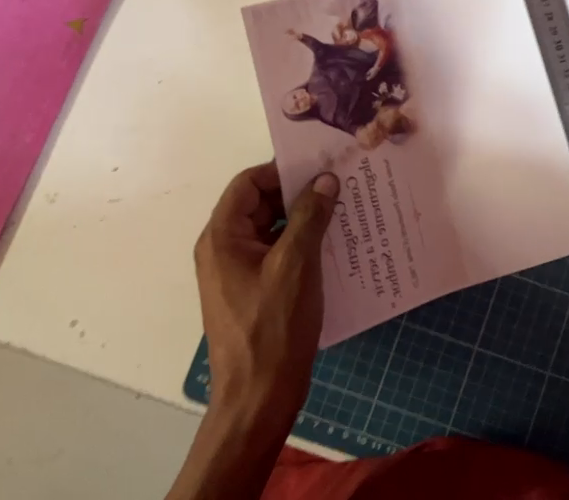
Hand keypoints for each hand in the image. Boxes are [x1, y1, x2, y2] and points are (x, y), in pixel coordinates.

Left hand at [194, 163, 338, 427]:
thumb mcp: (296, 264)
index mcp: (223, 237)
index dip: (282, 171)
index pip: (248, 183)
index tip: (320, 168)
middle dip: (299, 195)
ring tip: (346, 213)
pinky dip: (304, 247)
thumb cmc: (273, 327)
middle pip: (261, 205)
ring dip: (306, 221)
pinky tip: (337, 248)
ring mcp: (239, 274)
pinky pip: (279, 257)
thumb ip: (309, 216)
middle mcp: (224, 250)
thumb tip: (325, 180)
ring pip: (273, 231)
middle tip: (341, 187)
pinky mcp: (255, 294)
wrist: (259, 398)